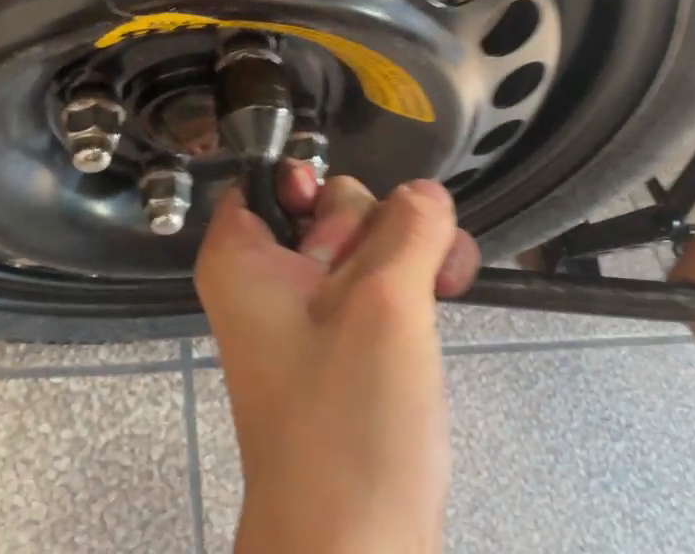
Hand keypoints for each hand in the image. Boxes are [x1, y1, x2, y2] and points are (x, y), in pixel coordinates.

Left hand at [195, 163, 479, 553]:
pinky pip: (388, 284)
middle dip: (381, 222)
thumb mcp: (383, 302)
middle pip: (333, 204)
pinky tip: (449, 293)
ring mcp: (318, 315)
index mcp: (245, 260)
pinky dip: (420, 280)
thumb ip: (408, 227)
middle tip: (397, 269)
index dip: (313, 177)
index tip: (354, 208)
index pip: (266, 179)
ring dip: (415, 249)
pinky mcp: (355, 346)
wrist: (355, 545)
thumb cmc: (346, 421)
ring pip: (373, 243)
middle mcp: (274, 280)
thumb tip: (425, 192)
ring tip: (440, 284)